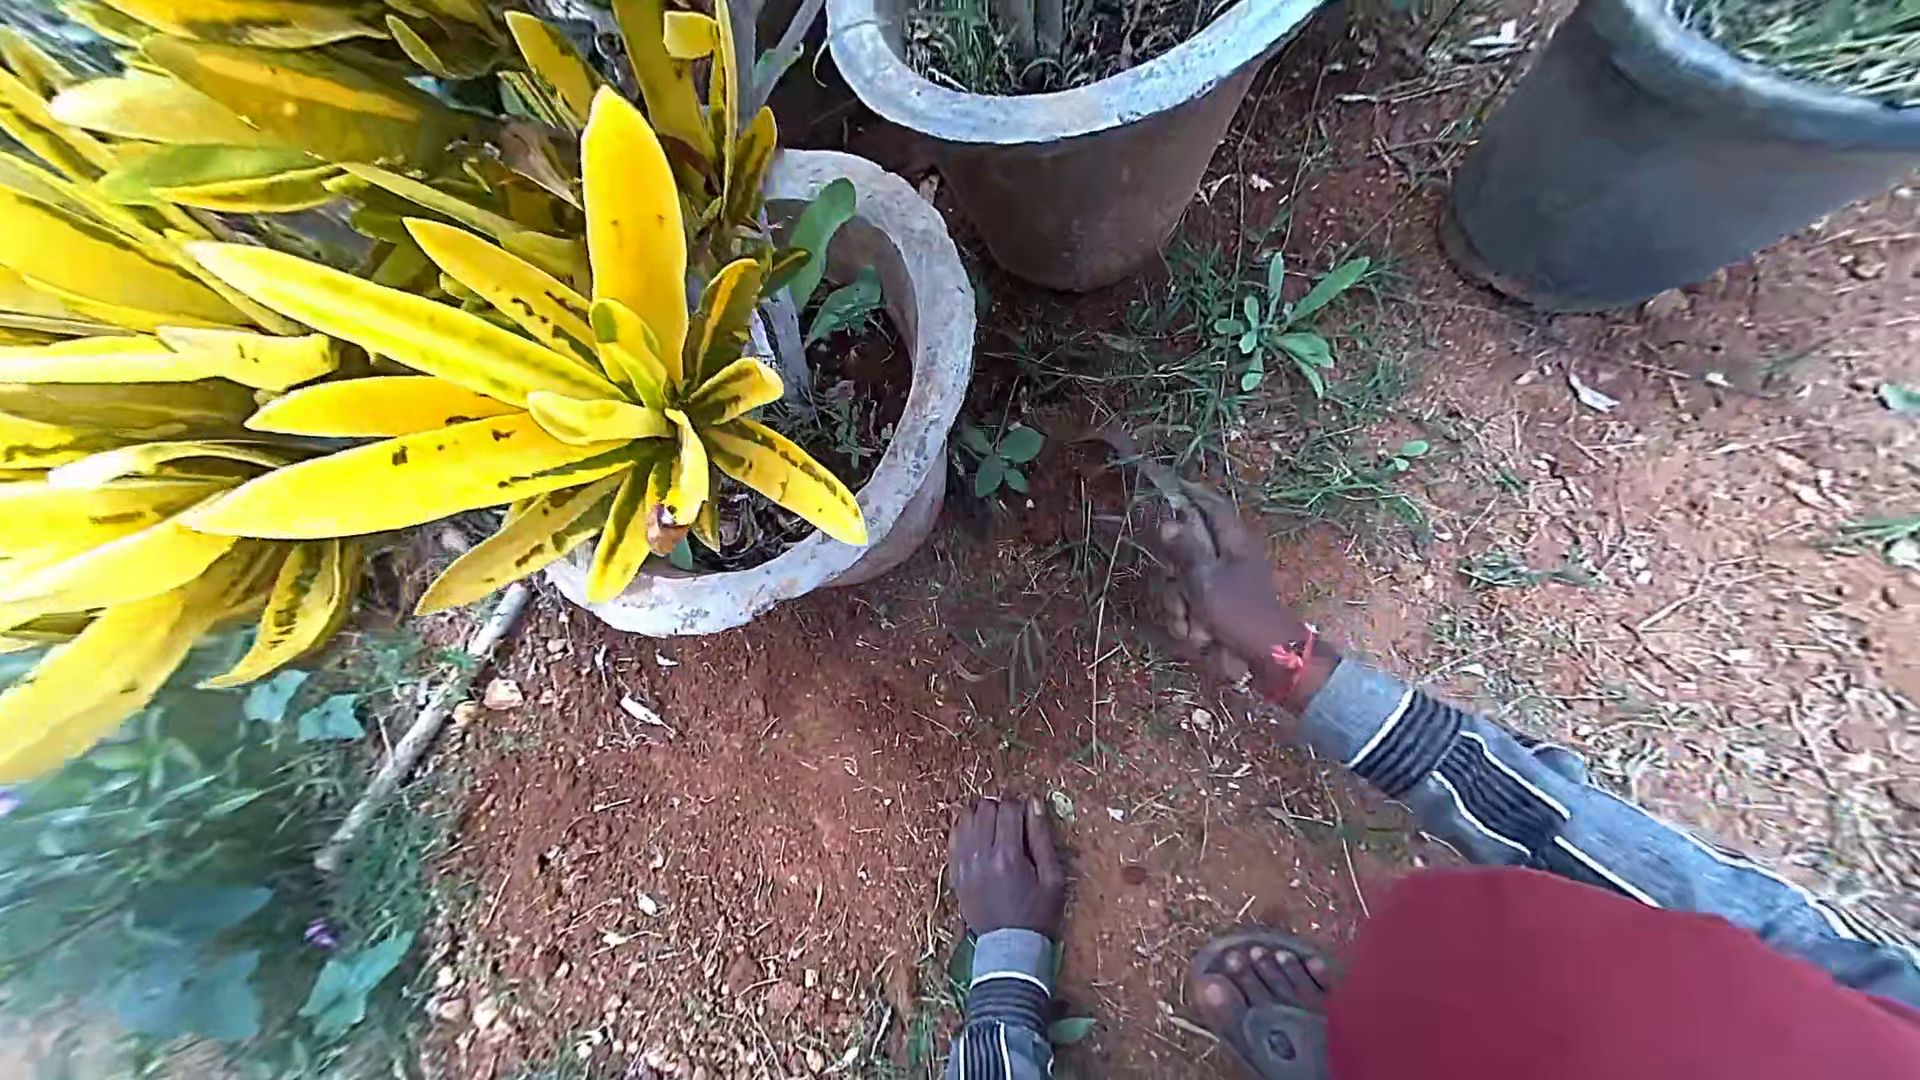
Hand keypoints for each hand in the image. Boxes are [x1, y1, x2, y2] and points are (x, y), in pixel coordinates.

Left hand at [948, 797, 1065, 936]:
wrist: (1010, 950)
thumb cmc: (1037, 914)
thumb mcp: (1052, 878)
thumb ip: (1042, 836)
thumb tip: (1033, 802)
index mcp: (1008, 856)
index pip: (1008, 808)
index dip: (1020, 806)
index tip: (1025, 816)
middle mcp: (981, 855)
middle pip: (985, 807)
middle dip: (1000, 808)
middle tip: (1011, 822)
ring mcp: (964, 863)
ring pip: (966, 816)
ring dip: (982, 815)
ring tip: (995, 828)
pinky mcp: (955, 871)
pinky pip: (954, 834)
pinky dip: (966, 828)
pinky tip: (979, 837)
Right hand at [1156, 486, 1334, 710]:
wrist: (1269, 661)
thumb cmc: (1240, 614)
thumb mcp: (1206, 578)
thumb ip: (1185, 549)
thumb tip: (1168, 521)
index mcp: (1233, 543)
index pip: (1212, 506)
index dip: (1191, 494)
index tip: (1169, 487)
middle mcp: (1228, 560)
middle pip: (1186, 553)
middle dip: (1174, 580)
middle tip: (1180, 596)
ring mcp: (1224, 587)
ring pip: (1183, 585)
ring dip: (1180, 608)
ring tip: (1192, 627)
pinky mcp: (1219, 611)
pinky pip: (1190, 608)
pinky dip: (1189, 624)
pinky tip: (1197, 638)